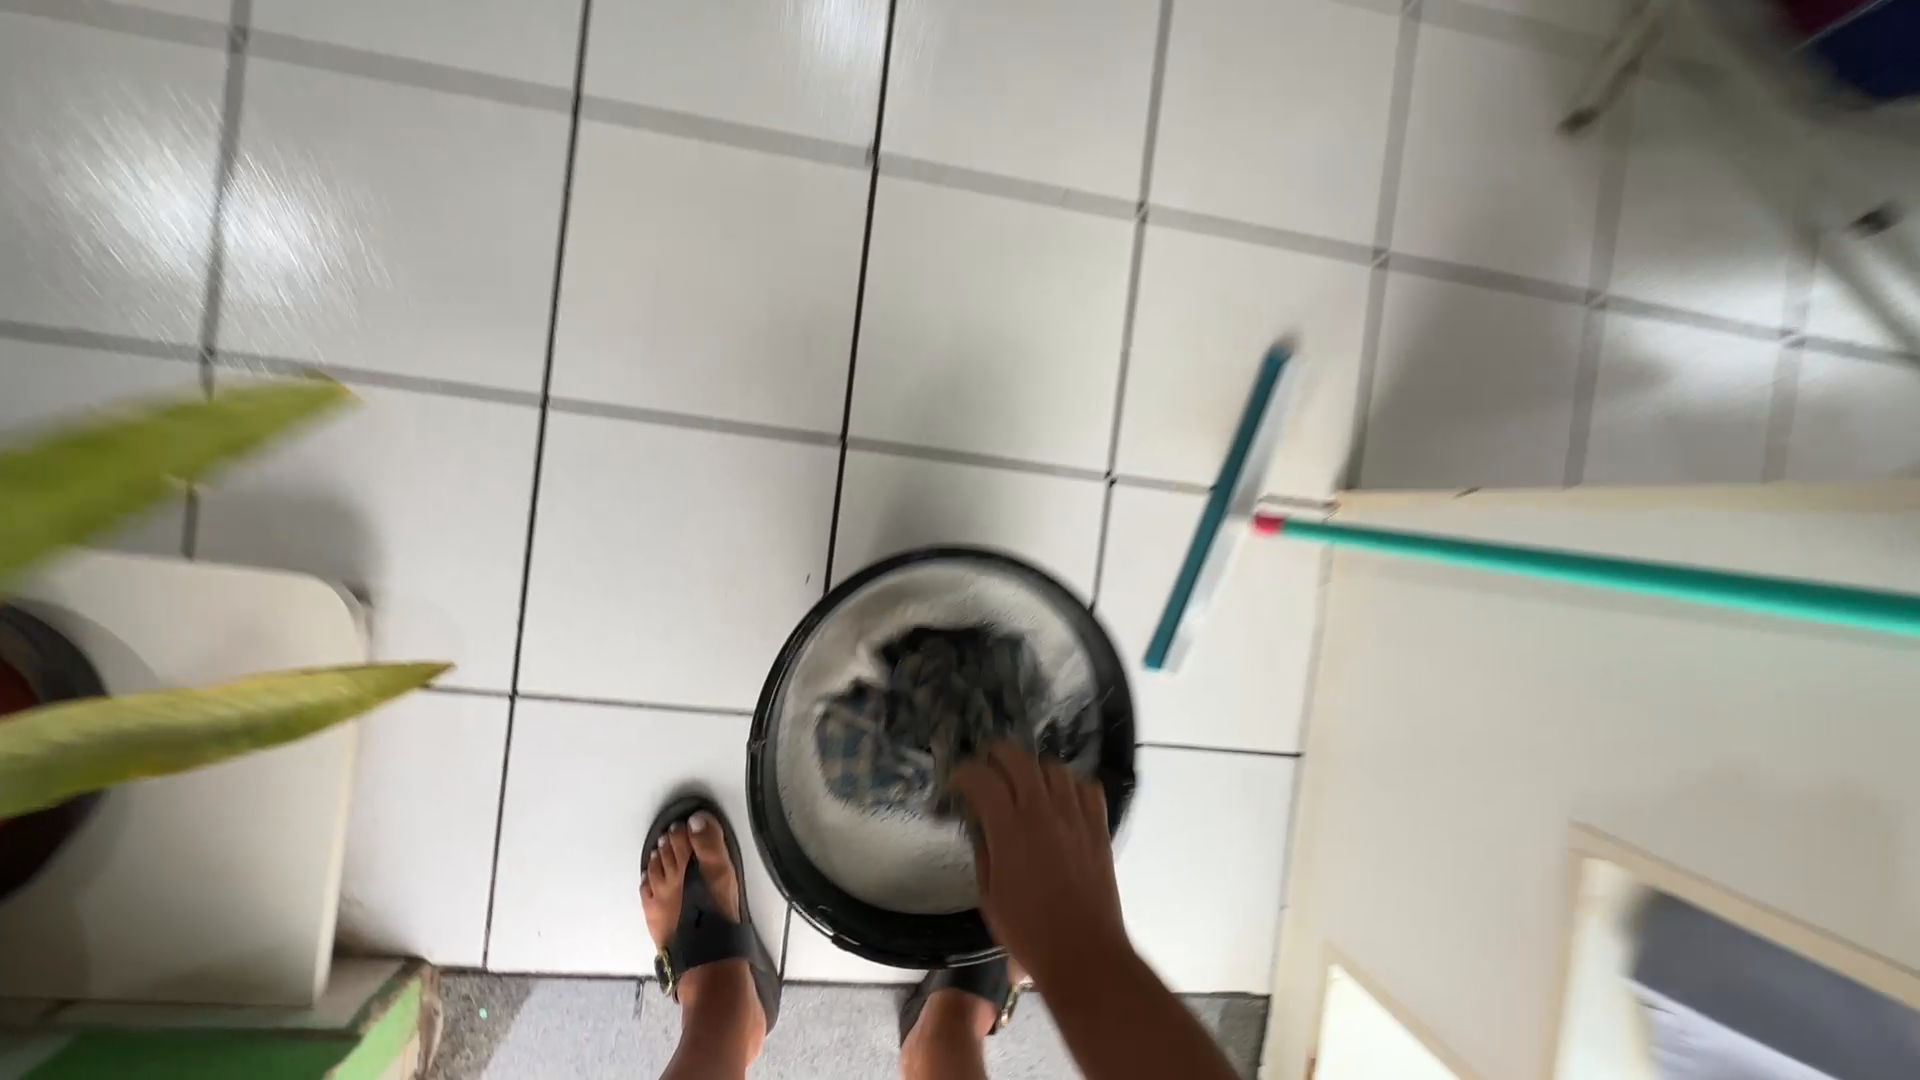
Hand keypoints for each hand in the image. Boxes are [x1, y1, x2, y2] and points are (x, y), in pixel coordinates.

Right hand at [950, 741, 1130, 985]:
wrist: (1084, 952)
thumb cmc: (1028, 932)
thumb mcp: (989, 895)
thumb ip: (984, 851)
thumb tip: (982, 825)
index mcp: (1009, 830)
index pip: (982, 779)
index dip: (965, 772)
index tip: (958, 780)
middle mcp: (1042, 812)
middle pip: (1018, 760)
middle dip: (997, 755)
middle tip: (987, 766)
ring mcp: (1075, 816)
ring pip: (1054, 767)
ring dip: (1034, 768)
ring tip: (1025, 781)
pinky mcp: (1098, 826)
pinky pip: (1086, 786)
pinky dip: (1070, 783)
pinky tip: (1061, 797)